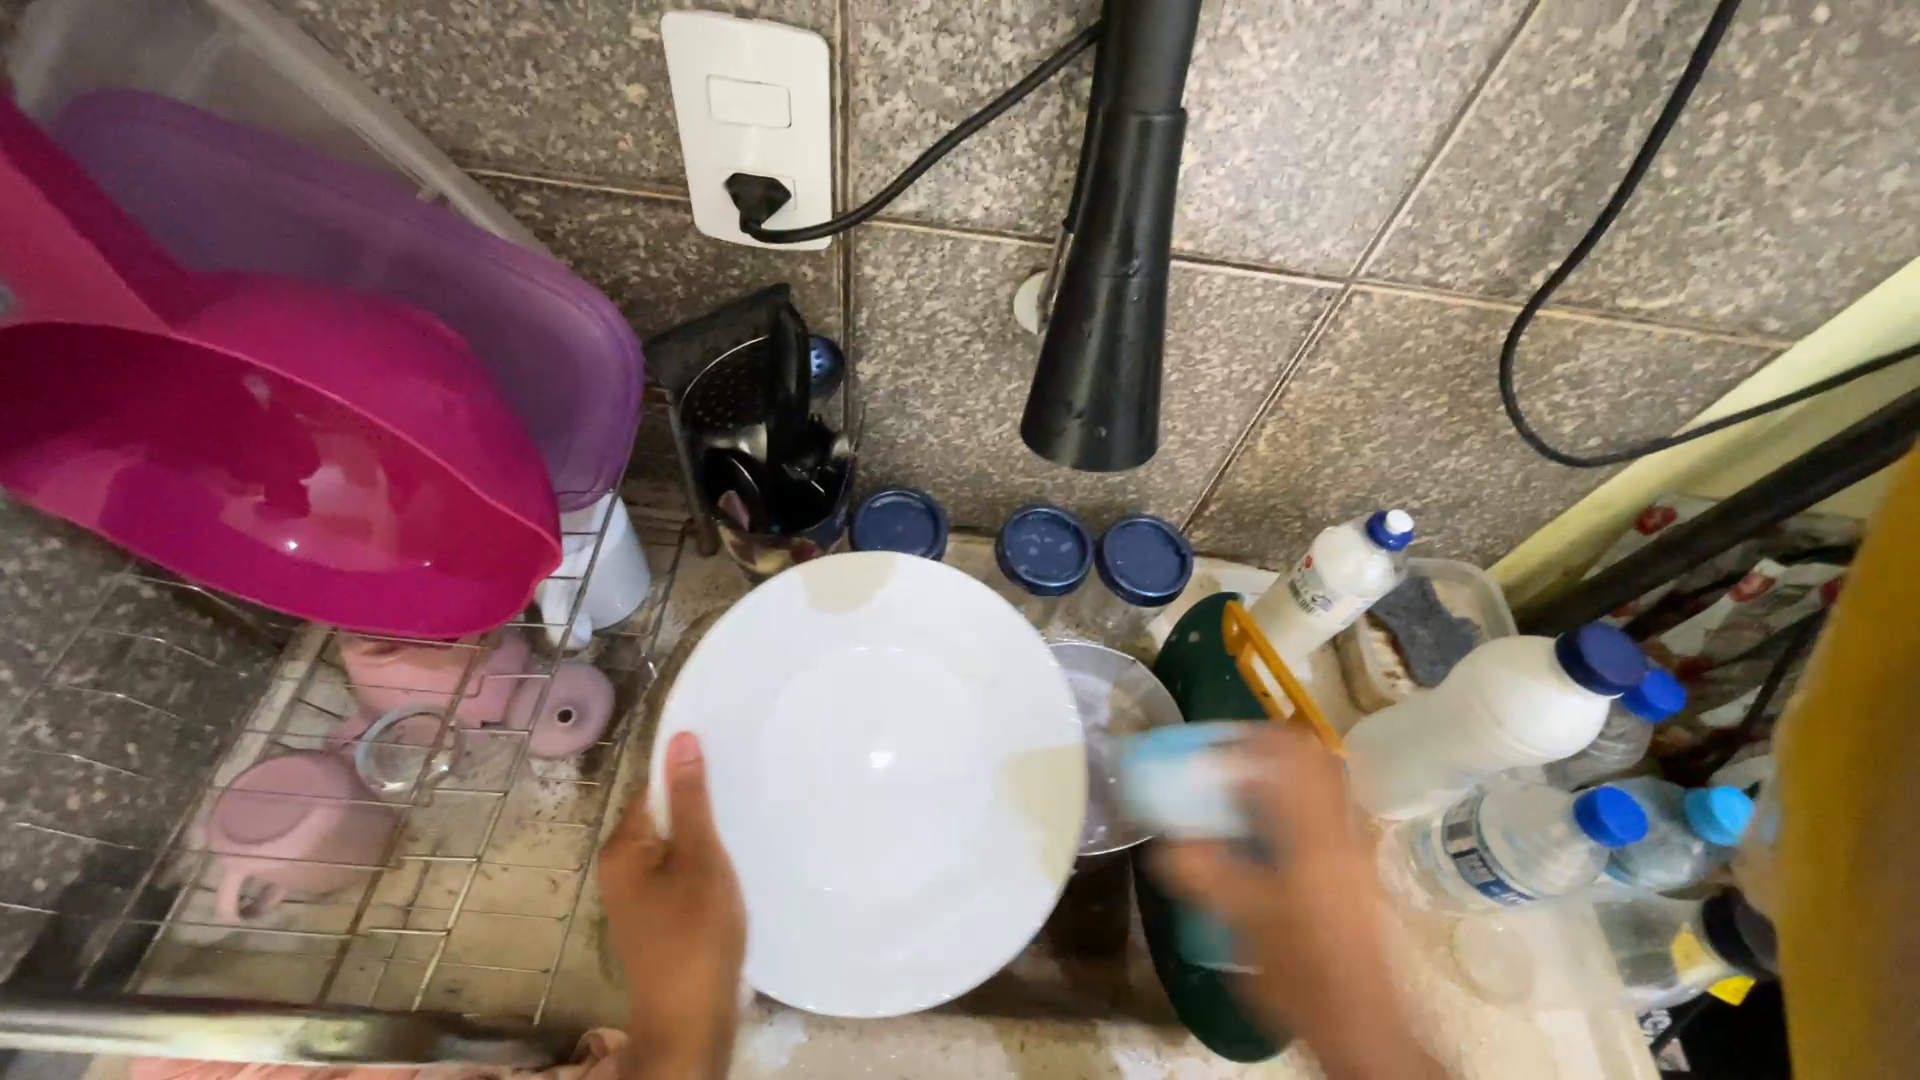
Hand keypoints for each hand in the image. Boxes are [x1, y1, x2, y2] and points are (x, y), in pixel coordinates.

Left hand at [599, 732, 744, 1079]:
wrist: (691, 1018)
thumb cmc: (695, 931)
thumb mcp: (700, 855)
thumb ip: (691, 798)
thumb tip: (680, 738)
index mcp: (622, 848)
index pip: (655, 789)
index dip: (690, 776)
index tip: (730, 768)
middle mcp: (619, 868)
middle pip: (664, 817)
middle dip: (701, 809)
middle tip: (744, 800)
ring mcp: (636, 897)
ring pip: (674, 847)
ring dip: (705, 839)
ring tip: (743, 832)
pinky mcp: (655, 918)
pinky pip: (678, 873)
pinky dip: (703, 866)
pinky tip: (731, 870)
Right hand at [1151, 727, 1445, 1079]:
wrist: (1365, 1028)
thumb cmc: (1303, 974)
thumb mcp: (1243, 923)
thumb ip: (1204, 874)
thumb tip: (1165, 843)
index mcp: (1313, 836)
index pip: (1288, 756)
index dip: (1245, 740)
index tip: (1208, 750)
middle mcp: (1341, 831)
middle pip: (1312, 758)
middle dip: (1265, 748)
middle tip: (1225, 762)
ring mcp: (1357, 849)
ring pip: (1323, 782)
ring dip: (1281, 773)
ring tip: (1240, 792)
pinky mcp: (1359, 869)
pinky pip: (1326, 810)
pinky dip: (1294, 801)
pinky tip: (1266, 833)